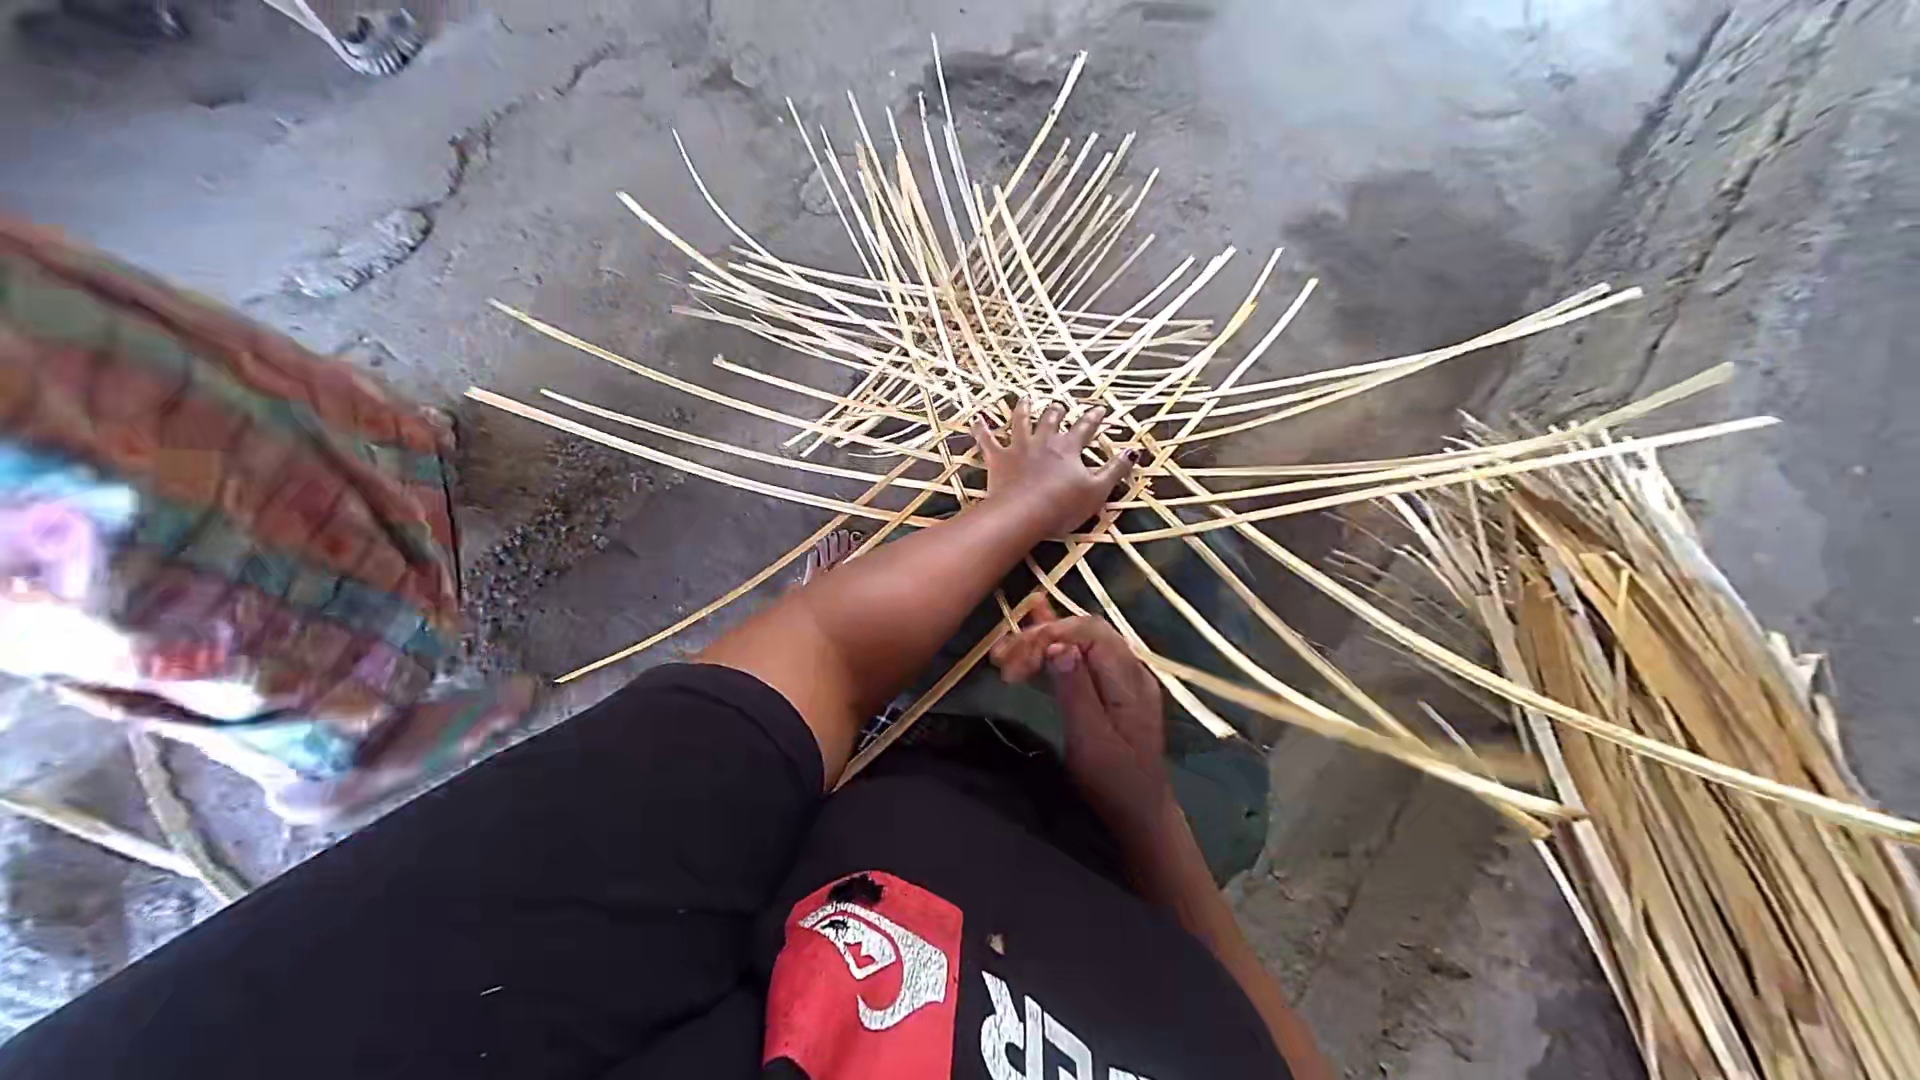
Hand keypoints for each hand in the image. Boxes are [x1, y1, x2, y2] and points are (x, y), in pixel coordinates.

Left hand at [970, 399, 1132, 536]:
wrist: (1024, 514)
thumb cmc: (1063, 505)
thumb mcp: (1097, 490)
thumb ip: (1115, 470)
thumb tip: (1133, 451)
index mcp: (1069, 449)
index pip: (1084, 428)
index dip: (1093, 418)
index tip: (1099, 408)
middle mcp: (1044, 442)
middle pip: (1051, 421)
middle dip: (1056, 412)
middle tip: (1058, 405)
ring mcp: (1019, 449)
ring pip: (1021, 423)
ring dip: (1023, 410)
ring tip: (1025, 399)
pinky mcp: (998, 460)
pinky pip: (987, 441)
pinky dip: (981, 430)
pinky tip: (977, 418)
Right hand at [991, 601, 1172, 828]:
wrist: (1141, 814)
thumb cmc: (1114, 783)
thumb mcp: (1091, 741)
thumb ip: (1076, 690)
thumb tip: (1057, 646)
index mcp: (1129, 679)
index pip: (1088, 632)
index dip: (1047, 636)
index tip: (1012, 659)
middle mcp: (1131, 668)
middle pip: (1083, 630)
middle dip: (1040, 636)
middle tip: (1002, 657)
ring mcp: (1123, 675)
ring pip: (1081, 639)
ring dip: (1043, 641)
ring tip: (1006, 650)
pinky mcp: (1112, 686)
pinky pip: (1084, 653)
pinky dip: (1057, 644)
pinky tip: (1035, 630)